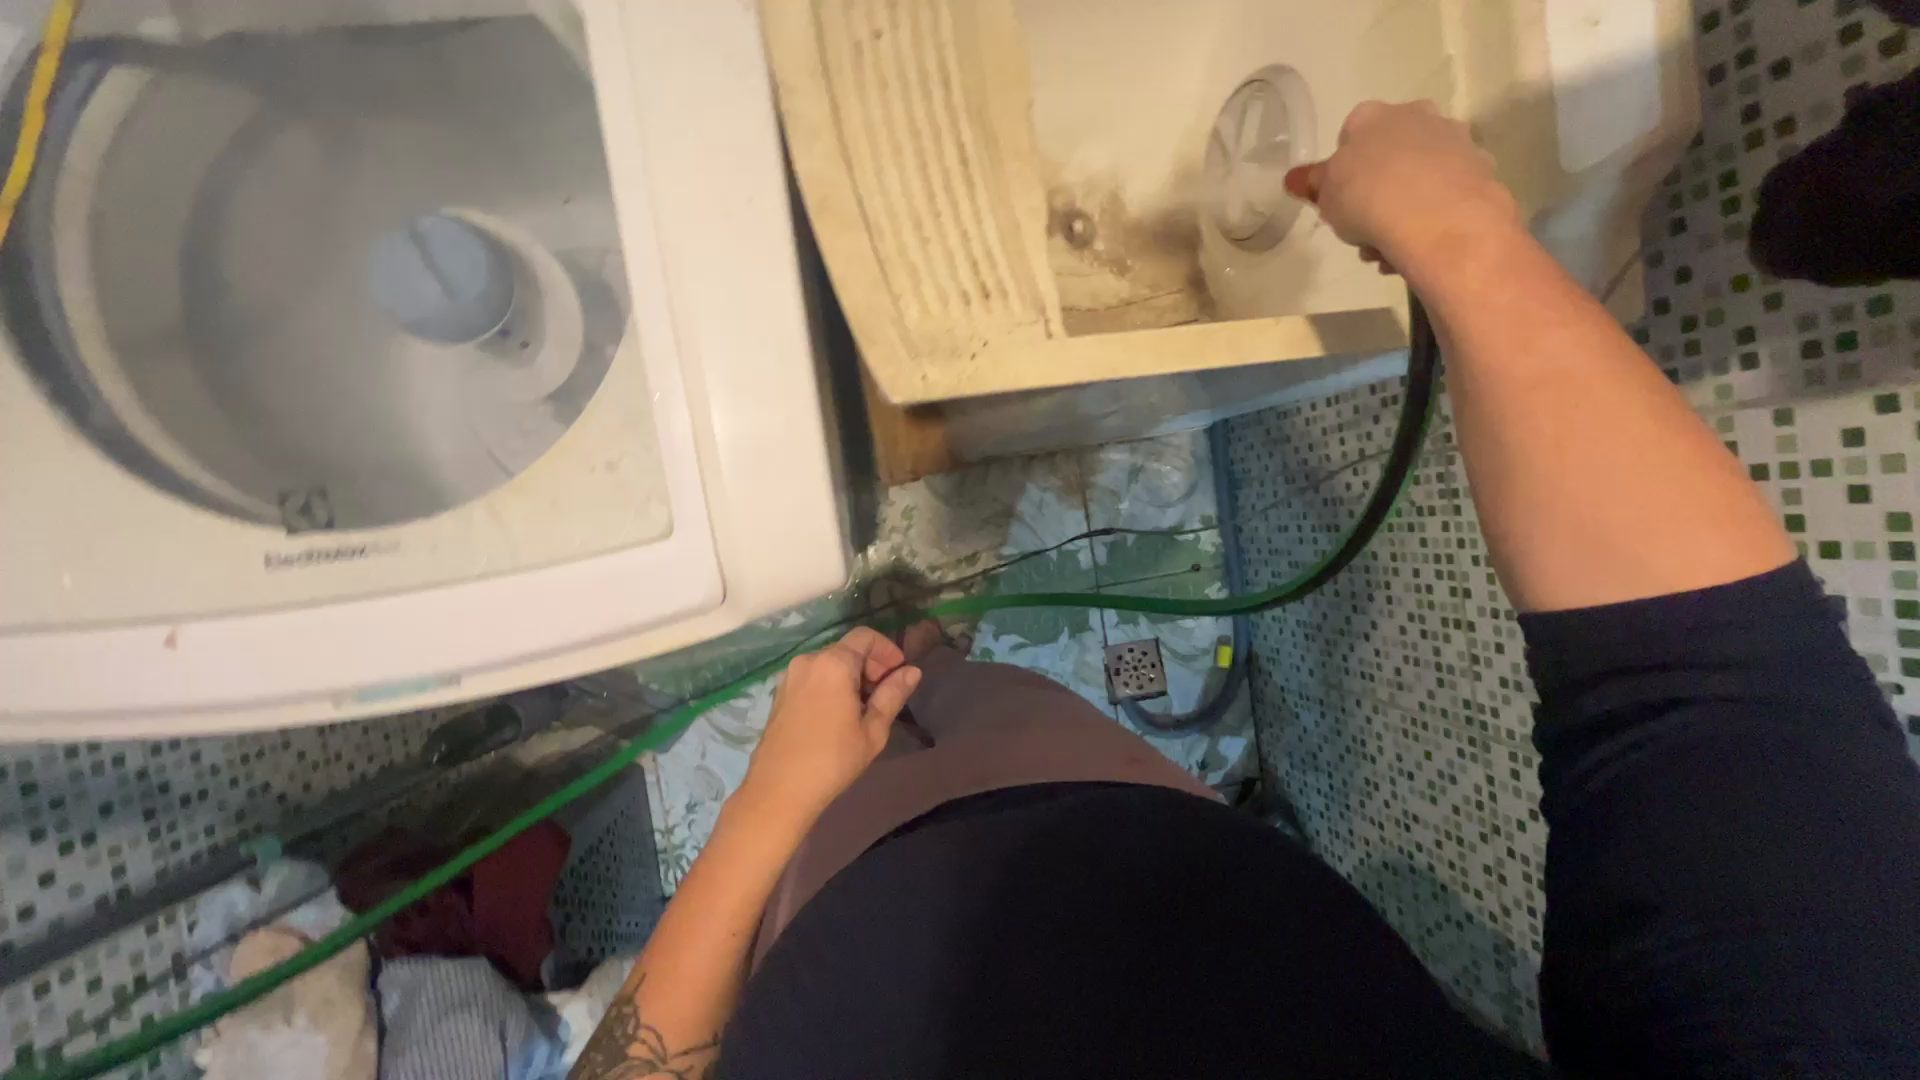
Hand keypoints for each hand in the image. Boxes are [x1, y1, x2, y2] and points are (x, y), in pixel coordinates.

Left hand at [739, 628, 921, 821]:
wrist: (779, 790)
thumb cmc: (832, 760)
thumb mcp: (872, 730)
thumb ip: (892, 695)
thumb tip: (912, 671)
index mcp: (833, 664)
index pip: (865, 636)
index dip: (887, 650)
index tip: (899, 674)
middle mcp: (809, 661)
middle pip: (847, 648)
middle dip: (870, 664)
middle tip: (885, 695)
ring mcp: (790, 676)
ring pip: (829, 662)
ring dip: (851, 675)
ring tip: (863, 708)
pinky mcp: (780, 693)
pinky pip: (813, 676)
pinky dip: (831, 683)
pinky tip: (838, 713)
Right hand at [1284, 101, 1521, 280]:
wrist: (1435, 216)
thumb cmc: (1367, 198)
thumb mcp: (1324, 195)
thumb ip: (1311, 184)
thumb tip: (1293, 177)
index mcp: (1372, 118)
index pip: (1350, 135)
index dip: (1343, 170)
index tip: (1341, 201)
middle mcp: (1416, 116)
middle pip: (1389, 154)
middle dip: (1377, 190)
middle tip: (1364, 227)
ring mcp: (1453, 140)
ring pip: (1418, 177)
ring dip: (1402, 210)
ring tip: (1387, 249)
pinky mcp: (1480, 168)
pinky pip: (1444, 195)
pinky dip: (1430, 218)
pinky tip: (1415, 246)